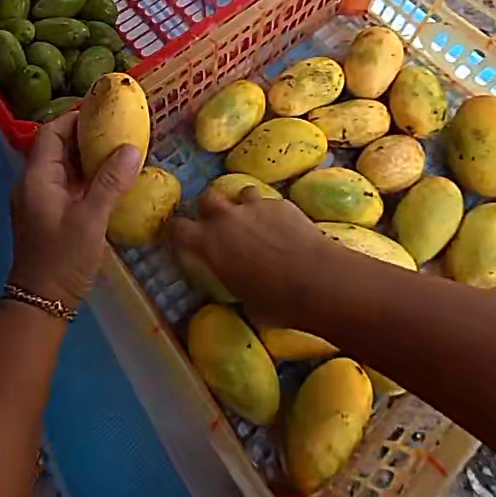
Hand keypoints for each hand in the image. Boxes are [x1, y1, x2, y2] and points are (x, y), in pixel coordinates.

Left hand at [7, 112, 143, 310]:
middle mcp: (33, 183)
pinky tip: (110, 179)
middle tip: (117, 129)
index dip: (74, 118)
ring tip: (118, 149)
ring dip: (87, 156)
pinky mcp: (48, 213)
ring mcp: (39, 199)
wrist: (40, 304)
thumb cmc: (62, 259)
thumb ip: (110, 182)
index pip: (50, 133)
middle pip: (56, 146)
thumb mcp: (91, 220)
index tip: (103, 112)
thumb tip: (132, 148)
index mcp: (37, 177)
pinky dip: (85, 175)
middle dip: (84, 135)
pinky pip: (66, 183)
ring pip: (62, 166)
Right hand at [167, 189, 337, 320]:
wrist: (318, 281)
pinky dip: (271, 213)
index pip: (177, 228)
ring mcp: (254, 205)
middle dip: (210, 210)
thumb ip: (232, 279)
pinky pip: (269, 202)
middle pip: (206, 200)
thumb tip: (237, 280)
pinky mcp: (280, 202)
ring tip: (256, 223)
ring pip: (240, 193)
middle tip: (221, 227)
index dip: (178, 232)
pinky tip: (284, 229)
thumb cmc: (276, 302)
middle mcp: (226, 218)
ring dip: (243, 206)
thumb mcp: (242, 298)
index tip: (182, 238)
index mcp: (209, 243)